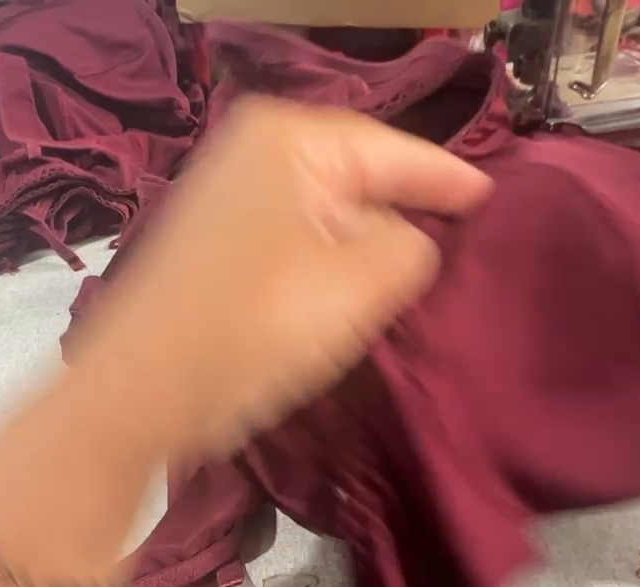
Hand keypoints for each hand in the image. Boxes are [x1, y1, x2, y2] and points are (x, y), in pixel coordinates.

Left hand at [65, 97, 492, 457]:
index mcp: (290, 140)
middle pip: (358, 187)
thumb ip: (410, 251)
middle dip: (405, 224)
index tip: (496, 203)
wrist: (143, 393)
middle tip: (464, 260)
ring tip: (419, 294)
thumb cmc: (252, 328)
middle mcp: (254, 159)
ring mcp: (228, 208)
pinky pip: (295, 256)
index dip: (449, 182)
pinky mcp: (215, 258)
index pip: (394, 152)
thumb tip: (418, 244)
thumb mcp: (355, 286)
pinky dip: (326, 280)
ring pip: (326, 227)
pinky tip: (353, 312)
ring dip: (365, 260)